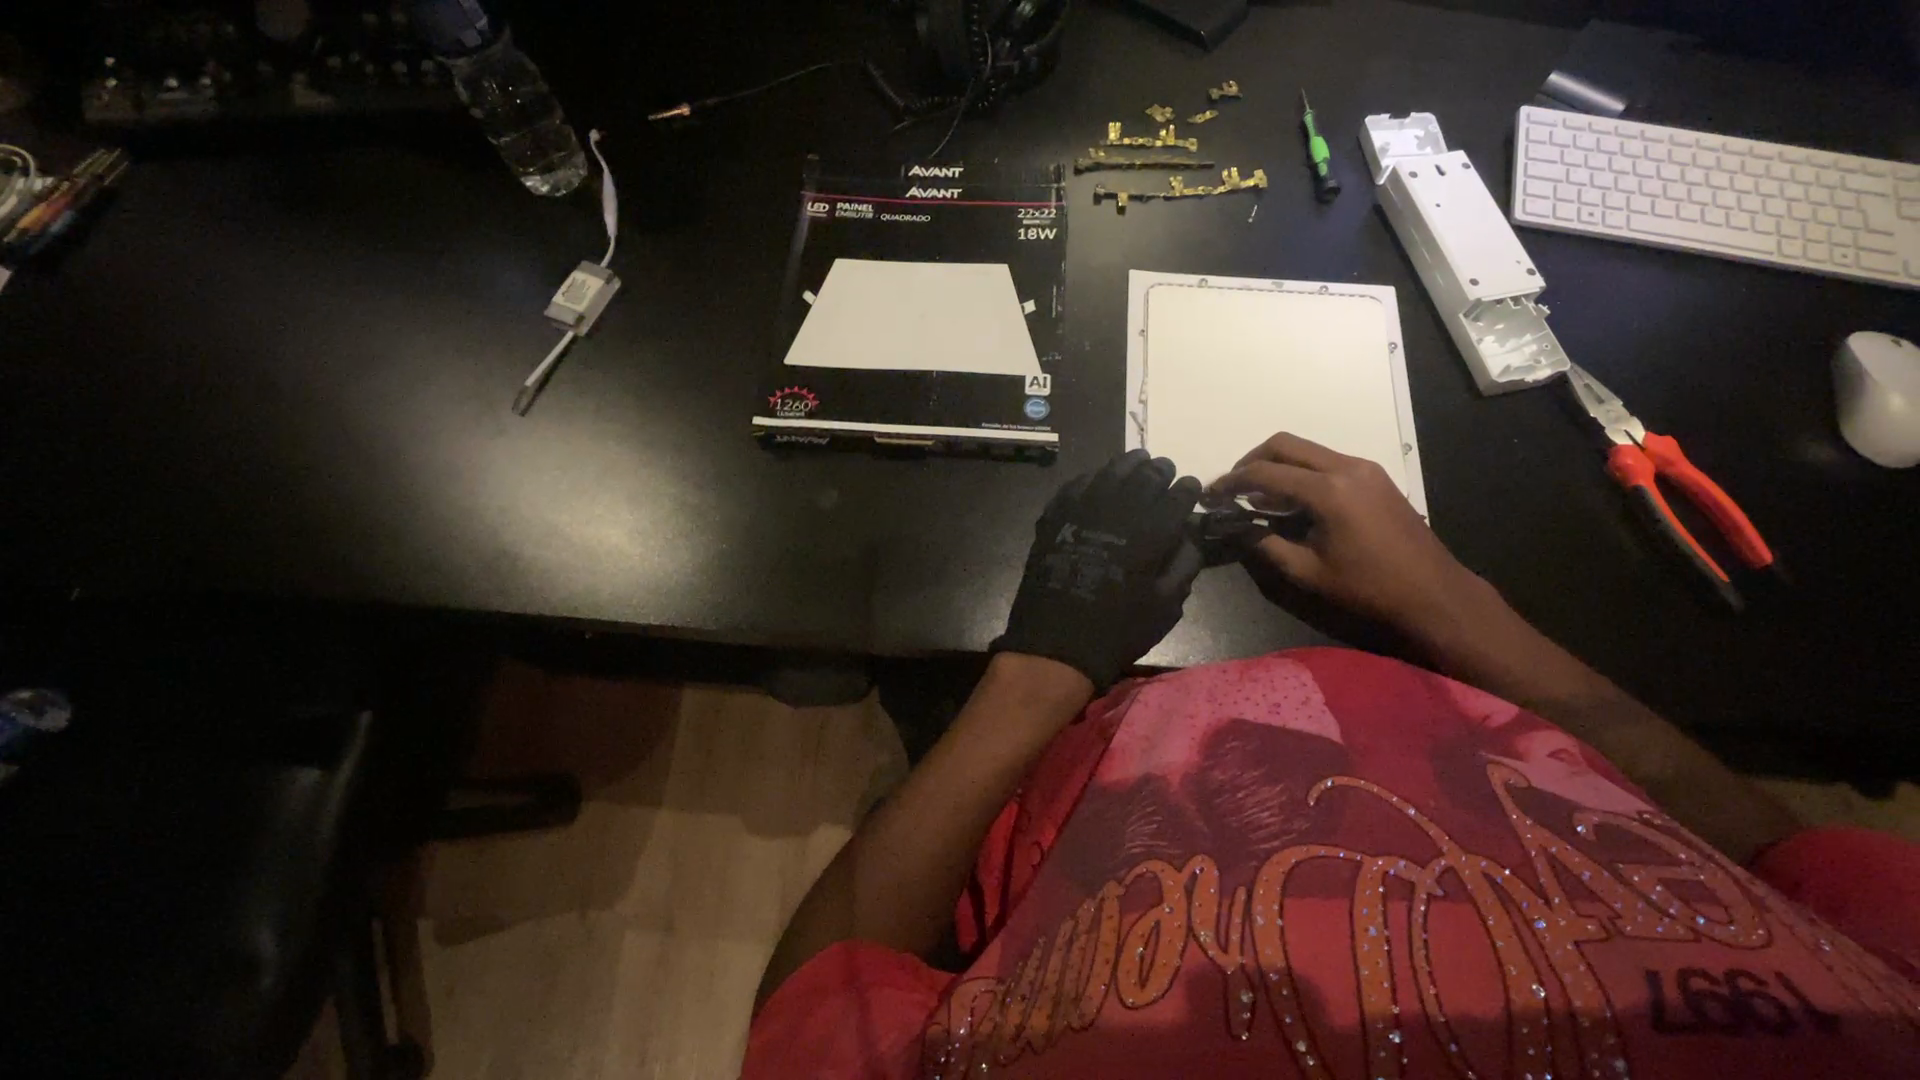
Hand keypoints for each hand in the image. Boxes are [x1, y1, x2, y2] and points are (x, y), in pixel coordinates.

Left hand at [994, 449, 1203, 690]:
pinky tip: (1098, 479)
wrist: (1056, 642)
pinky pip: (1076, 485)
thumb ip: (1184, 565)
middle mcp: (1118, 510)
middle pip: (1144, 476)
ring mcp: (1082, 509)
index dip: (1187, 489)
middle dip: (1159, 470)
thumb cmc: (1119, 629)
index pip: (1177, 497)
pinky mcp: (1055, 517)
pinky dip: (1092, 477)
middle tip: (1165, 469)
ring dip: (1128, 464)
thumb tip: (1188, 537)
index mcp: (1152, 532)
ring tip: (1138, 461)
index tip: (1190, 486)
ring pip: (1109, 472)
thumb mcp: (1167, 606)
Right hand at [1207, 432, 1485, 634]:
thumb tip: (1238, 528)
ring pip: (1306, 450)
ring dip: (1276, 465)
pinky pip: (1325, 462)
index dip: (1231, 482)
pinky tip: (1290, 501)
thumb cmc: (1368, 587)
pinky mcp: (1373, 476)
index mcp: (1328, 491)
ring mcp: (1363, 468)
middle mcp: (1345, 467)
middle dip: (1250, 461)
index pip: (1265, 473)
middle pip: (1284, 445)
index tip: (1210, 495)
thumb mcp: (1308, 572)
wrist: (1432, 591)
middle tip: (1231, 487)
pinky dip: (1300, 472)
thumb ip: (1266, 545)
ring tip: (1256, 496)